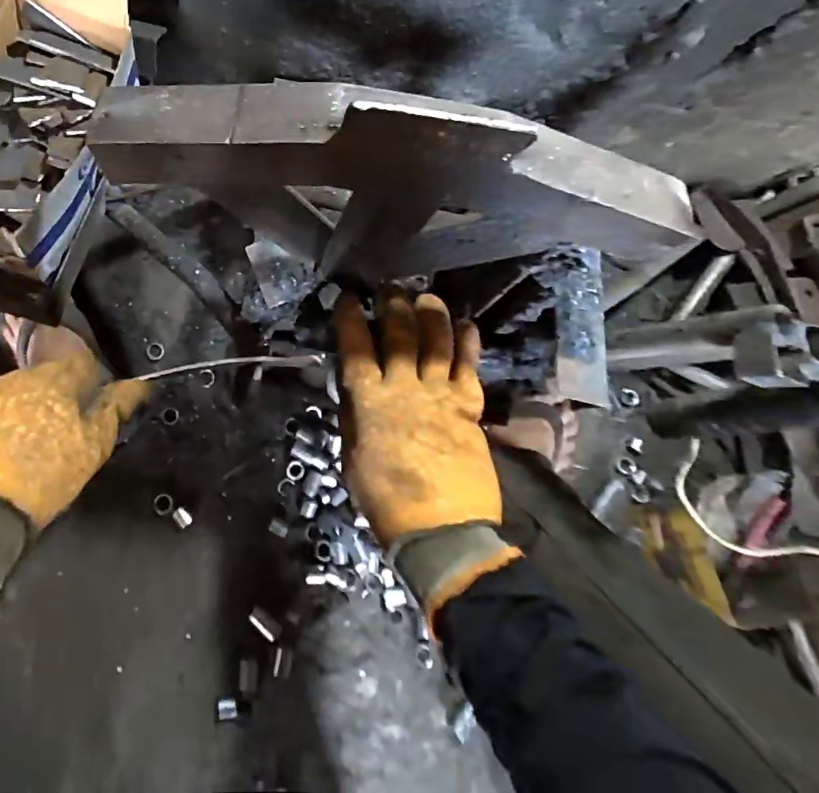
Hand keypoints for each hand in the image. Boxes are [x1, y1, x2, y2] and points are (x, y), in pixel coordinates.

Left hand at [0, 348, 150, 530]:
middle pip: (38, 380)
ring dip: (13, 412)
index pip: (80, 362)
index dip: (86, 382)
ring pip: (4, 396)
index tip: (88, 402)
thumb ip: (115, 408)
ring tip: (12, 446)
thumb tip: (137, 383)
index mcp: (55, 381)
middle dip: (46, 399)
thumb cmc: (42, 479)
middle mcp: (13, 377)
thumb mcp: (92, 448)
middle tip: (51, 432)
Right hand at [336, 291, 493, 543]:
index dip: (351, 319)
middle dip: (394, 305)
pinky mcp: (469, 406)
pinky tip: (467, 324)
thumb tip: (355, 391)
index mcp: (370, 404)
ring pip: (436, 342)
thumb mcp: (354, 460)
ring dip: (432, 315)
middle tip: (391, 288)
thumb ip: (356, 418)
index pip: (356, 350)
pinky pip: (469, 365)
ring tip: (428, 298)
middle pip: (399, 335)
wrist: (443, 530)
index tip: (349, 298)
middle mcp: (406, 389)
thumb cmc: (388, 502)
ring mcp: (441, 395)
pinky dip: (468, 342)